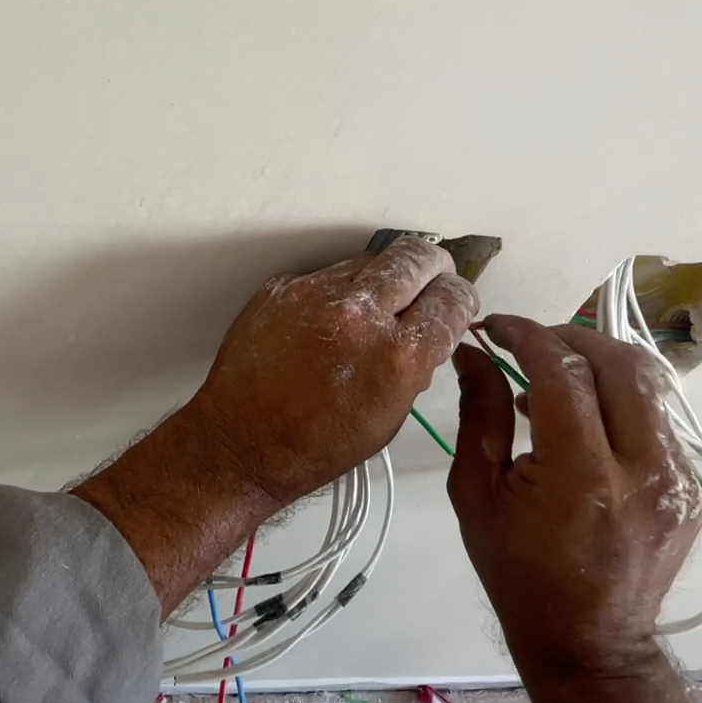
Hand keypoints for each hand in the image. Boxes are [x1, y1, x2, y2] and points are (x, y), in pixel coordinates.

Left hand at [186, 236, 479, 506]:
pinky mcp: (281, 287)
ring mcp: (315, 294)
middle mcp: (359, 315)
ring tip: (375, 304)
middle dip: (432, 267)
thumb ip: (416, 363)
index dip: (460, 299)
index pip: (451, 300)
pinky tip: (328, 319)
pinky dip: (337, 291)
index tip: (455, 300)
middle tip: (431, 278)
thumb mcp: (389, 416)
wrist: (241, 440)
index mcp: (397, 356)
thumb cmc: (315, 444)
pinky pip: (326, 273)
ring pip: (371, 259)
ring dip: (384, 277)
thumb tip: (430, 327)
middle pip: (417, 258)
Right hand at [447, 315, 701, 676]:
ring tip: (552, 375)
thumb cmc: (516, 570)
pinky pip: (656, 417)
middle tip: (527, 342)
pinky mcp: (692, 488)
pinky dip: (616, 398)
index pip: (563, 373)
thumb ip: (479, 414)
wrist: (589, 641)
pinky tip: (582, 417)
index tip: (494, 325)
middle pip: (621, 364)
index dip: (525, 335)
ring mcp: (680, 480)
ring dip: (597, 363)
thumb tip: (473, 354)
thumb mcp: (475, 492)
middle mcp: (644, 470)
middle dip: (568, 337)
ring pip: (649, 384)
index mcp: (582, 476)